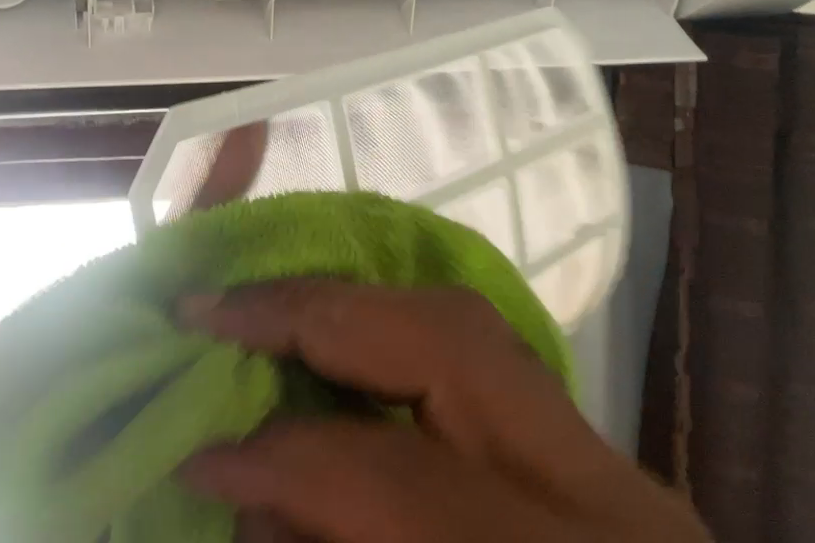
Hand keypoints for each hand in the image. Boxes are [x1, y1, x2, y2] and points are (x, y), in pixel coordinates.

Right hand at [178, 281, 711, 542]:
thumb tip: (248, 500)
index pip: (399, 479)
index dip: (279, 459)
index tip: (195, 460)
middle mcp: (613, 507)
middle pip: (449, 342)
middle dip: (311, 314)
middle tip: (212, 315)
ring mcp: (619, 475)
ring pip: (469, 327)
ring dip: (348, 308)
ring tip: (260, 312)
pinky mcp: (602, 468)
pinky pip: (480, 361)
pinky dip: (390, 337)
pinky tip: (333, 342)